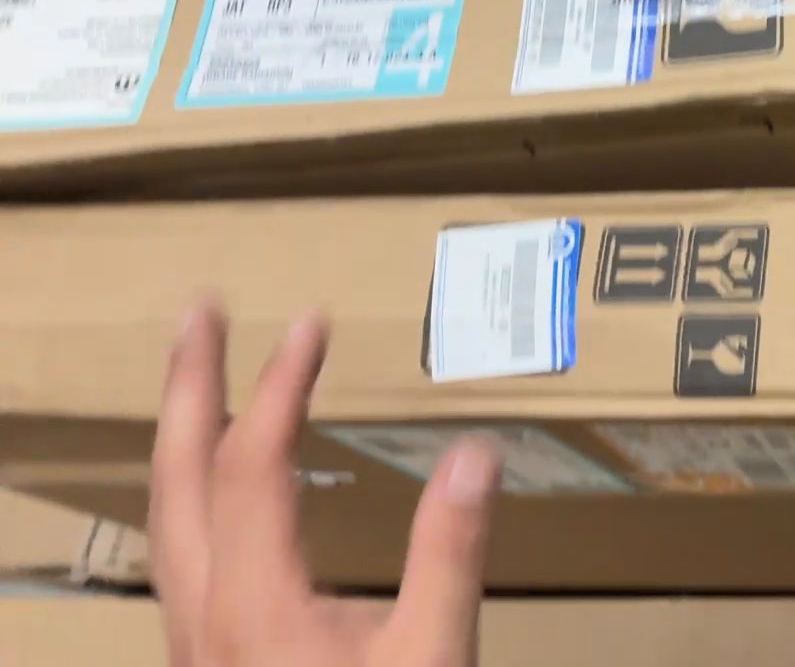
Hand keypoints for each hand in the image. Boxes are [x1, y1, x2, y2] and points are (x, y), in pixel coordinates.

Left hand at [151, 304, 503, 666]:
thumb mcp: (435, 648)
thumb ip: (451, 550)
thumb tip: (476, 446)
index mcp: (256, 604)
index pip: (252, 468)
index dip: (278, 388)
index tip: (312, 322)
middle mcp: (205, 609)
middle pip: (175, 481)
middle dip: (187, 388)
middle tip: (201, 310)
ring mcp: (200, 629)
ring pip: (167, 510)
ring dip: (184, 427)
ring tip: (205, 370)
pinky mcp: (217, 639)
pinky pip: (190, 535)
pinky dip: (201, 475)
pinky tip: (230, 471)